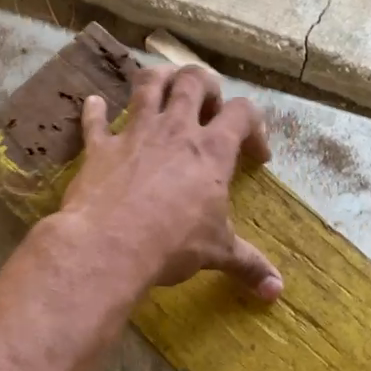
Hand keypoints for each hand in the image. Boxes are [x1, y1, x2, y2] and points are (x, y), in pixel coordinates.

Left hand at [59, 64, 281, 299]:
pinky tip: (93, 104)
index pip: (244, 113)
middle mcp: (175, 130)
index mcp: (212, 150)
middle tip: (208, 106)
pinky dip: (94, 110)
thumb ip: (249, 265)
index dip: (255, 126)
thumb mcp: (218, 253)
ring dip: (158, 79)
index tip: (255, 154)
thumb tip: (276, 291)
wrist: (109, 245)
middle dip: (205, 85)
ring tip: (164, 84)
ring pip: (148, 84)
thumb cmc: (173, 244)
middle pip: (194, 81)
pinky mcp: (99, 146)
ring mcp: (134, 133)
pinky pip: (94, 119)